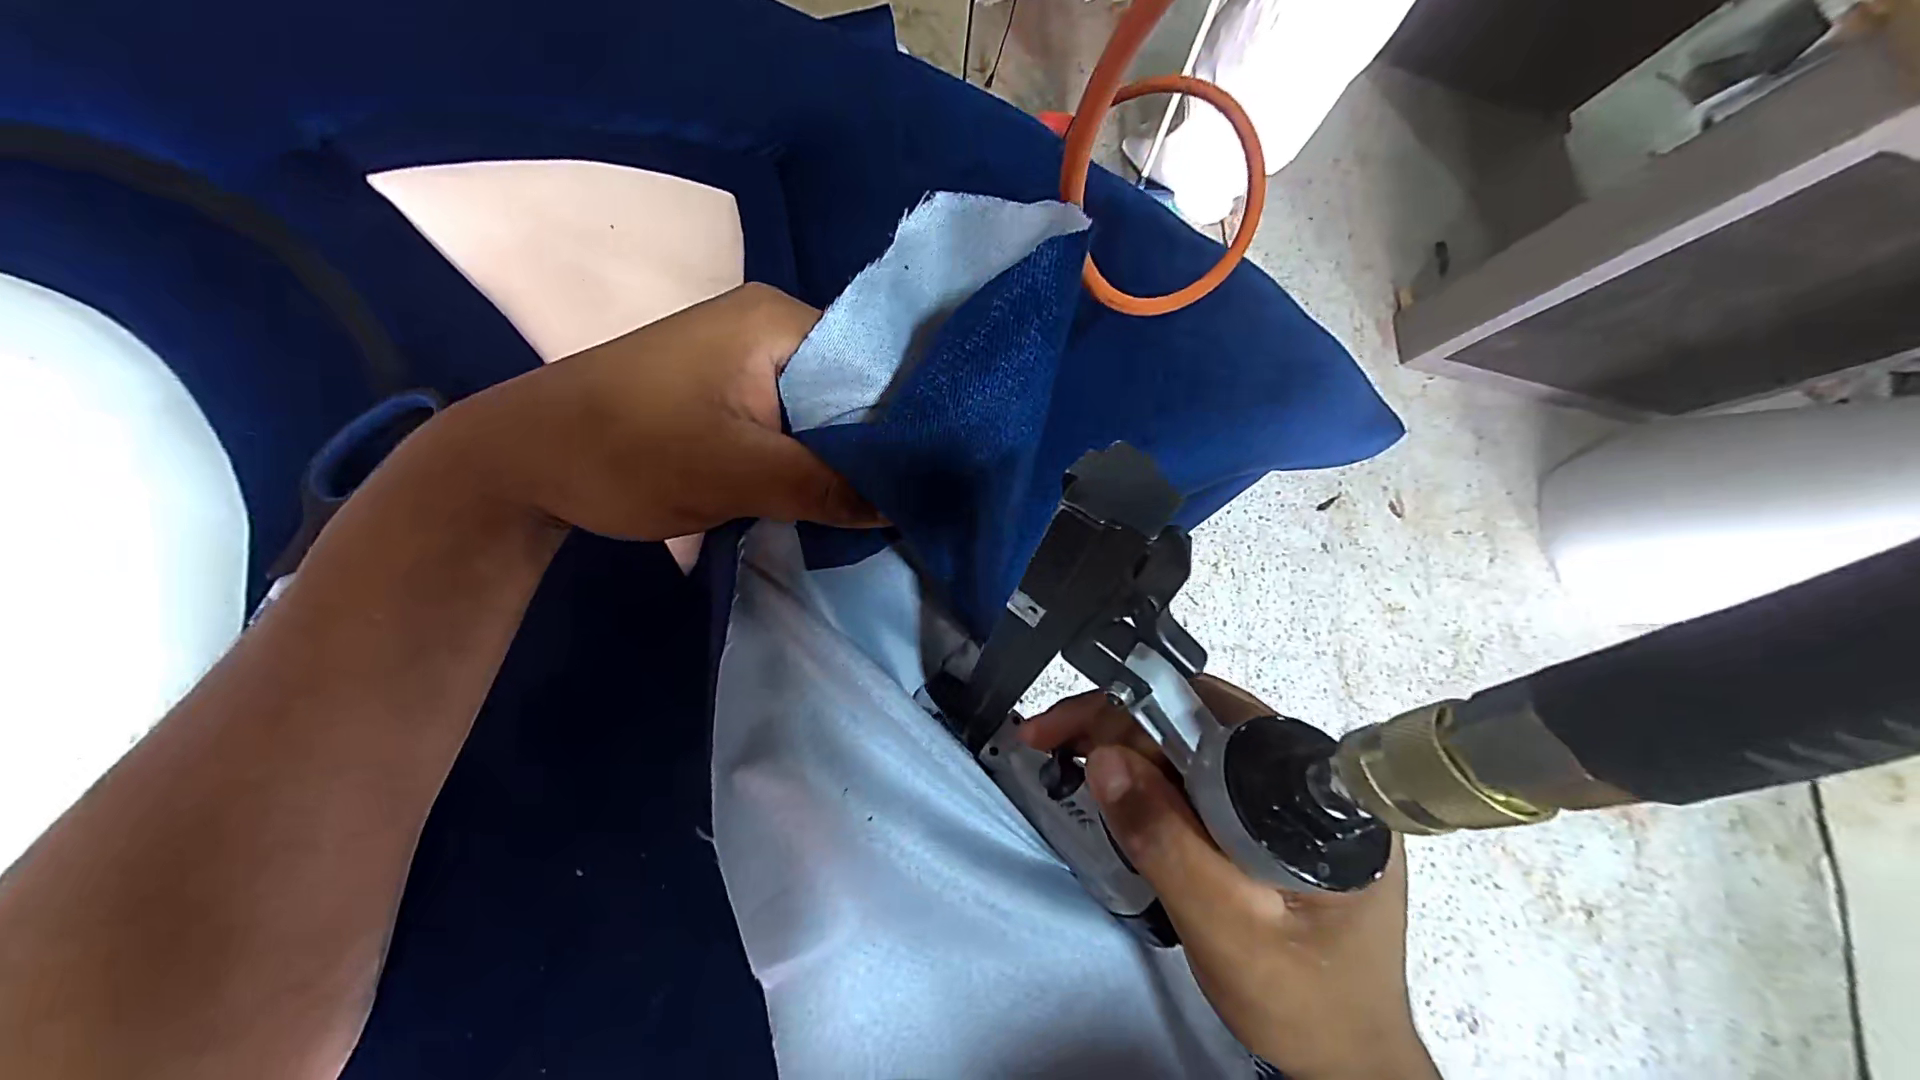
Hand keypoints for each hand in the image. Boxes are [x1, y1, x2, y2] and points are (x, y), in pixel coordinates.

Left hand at [434, 283, 880, 540]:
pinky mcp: (738, 403)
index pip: (877, 364)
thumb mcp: (734, 472)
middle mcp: (774, 332)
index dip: (908, 421)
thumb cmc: (624, 450)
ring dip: (848, 464)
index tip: (940, 476)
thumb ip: (827, 486)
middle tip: (922, 501)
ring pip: (829, 418)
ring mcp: (754, 367)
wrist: (523, 460)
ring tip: (892, 507)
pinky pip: (800, 433)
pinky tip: (841, 502)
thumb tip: (907, 510)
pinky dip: (817, 468)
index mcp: (778, 321)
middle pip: (856, 392)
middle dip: (880, 448)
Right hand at [1021, 677, 1439, 1079]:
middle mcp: (1304, 777)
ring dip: (1124, 747)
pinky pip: (1194, 775)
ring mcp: (1285, 796)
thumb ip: (1166, 843)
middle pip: (1195, 721)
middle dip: (1115, 725)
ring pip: (1189, 743)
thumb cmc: (1300, 1004)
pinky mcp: (1263, 815)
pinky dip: (1146, 776)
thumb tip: (1103, 759)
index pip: (1214, 718)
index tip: (1069, 730)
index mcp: (1316, 793)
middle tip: (1050, 743)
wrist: (1345, 1058)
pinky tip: (1116, 791)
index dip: (1133, 712)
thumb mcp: (1226, 928)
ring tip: (1068, 760)